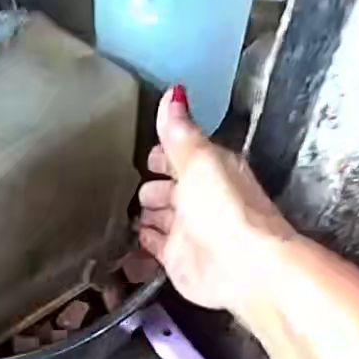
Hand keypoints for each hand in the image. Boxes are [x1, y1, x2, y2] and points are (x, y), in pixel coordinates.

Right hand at [135, 86, 299, 318]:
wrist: (241, 267)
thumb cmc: (223, 209)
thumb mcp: (199, 161)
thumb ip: (179, 132)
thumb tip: (172, 92)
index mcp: (209, 169)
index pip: (179, 155)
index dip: (162, 152)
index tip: (142, 150)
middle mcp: (198, 199)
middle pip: (167, 189)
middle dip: (150, 186)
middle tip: (125, 185)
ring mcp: (185, 231)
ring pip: (157, 218)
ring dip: (142, 215)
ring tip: (117, 213)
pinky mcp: (174, 259)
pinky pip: (149, 247)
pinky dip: (138, 243)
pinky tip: (123, 240)